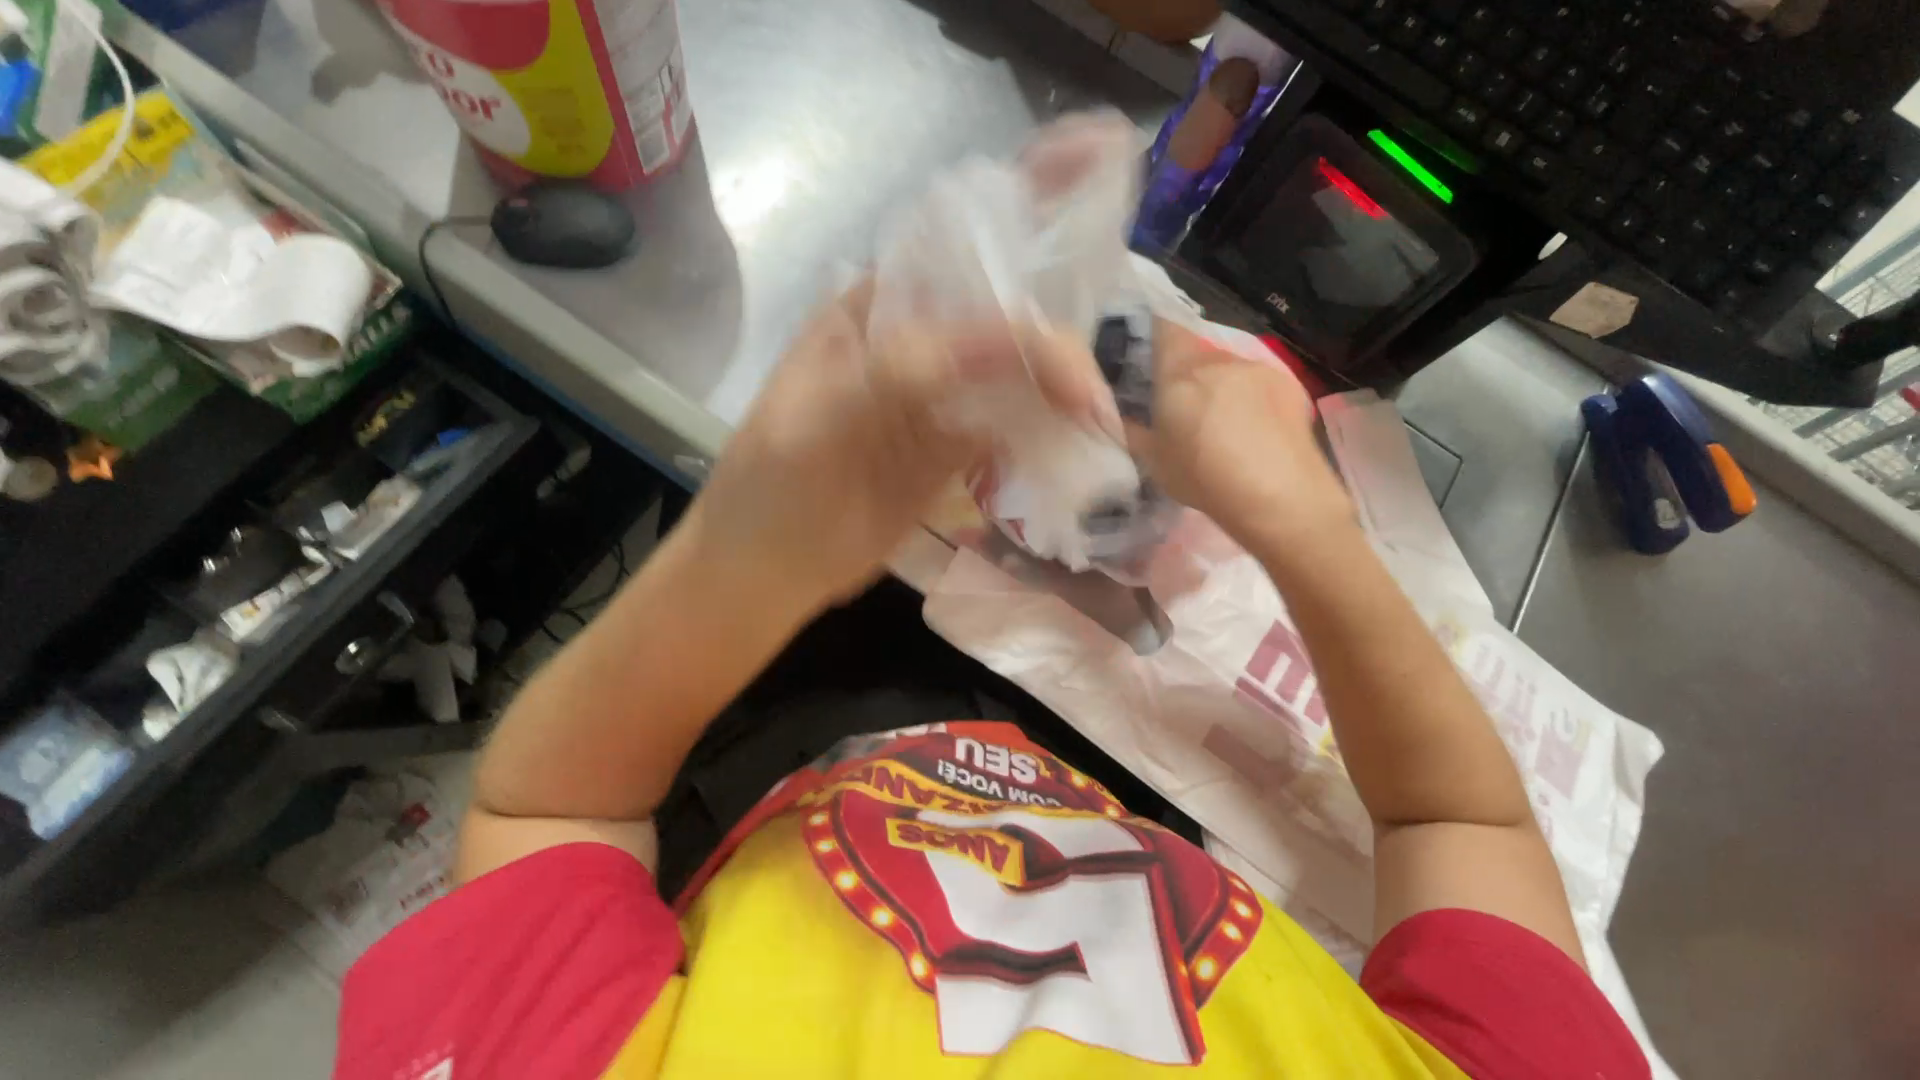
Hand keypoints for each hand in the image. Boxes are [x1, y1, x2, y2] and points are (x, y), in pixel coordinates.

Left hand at [682, 281, 1114, 615]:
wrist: (763, 573)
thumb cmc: (770, 490)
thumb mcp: (818, 423)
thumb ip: (896, 375)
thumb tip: (992, 339)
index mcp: (869, 314)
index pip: (951, 273)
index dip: (1014, 283)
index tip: (1065, 321)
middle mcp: (912, 343)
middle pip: (994, 322)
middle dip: (1048, 346)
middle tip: (1091, 392)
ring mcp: (936, 399)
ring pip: (1009, 377)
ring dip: (1054, 393)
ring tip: (1096, 420)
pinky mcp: (952, 450)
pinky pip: (1007, 431)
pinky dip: (1041, 436)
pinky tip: (1072, 448)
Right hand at [1130, 322, 1354, 552]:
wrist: (1280, 498)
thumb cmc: (1203, 477)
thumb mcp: (1152, 460)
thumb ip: (1131, 429)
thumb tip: (1118, 414)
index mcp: (1180, 369)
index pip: (1161, 326)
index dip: (1151, 337)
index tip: (1143, 361)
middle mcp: (1220, 358)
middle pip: (1195, 352)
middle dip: (1184, 373)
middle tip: (1176, 406)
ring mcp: (1259, 369)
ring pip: (1227, 370)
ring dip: (1217, 388)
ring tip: (1217, 427)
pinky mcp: (1290, 387)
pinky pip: (1257, 386)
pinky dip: (1249, 401)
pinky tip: (1252, 434)